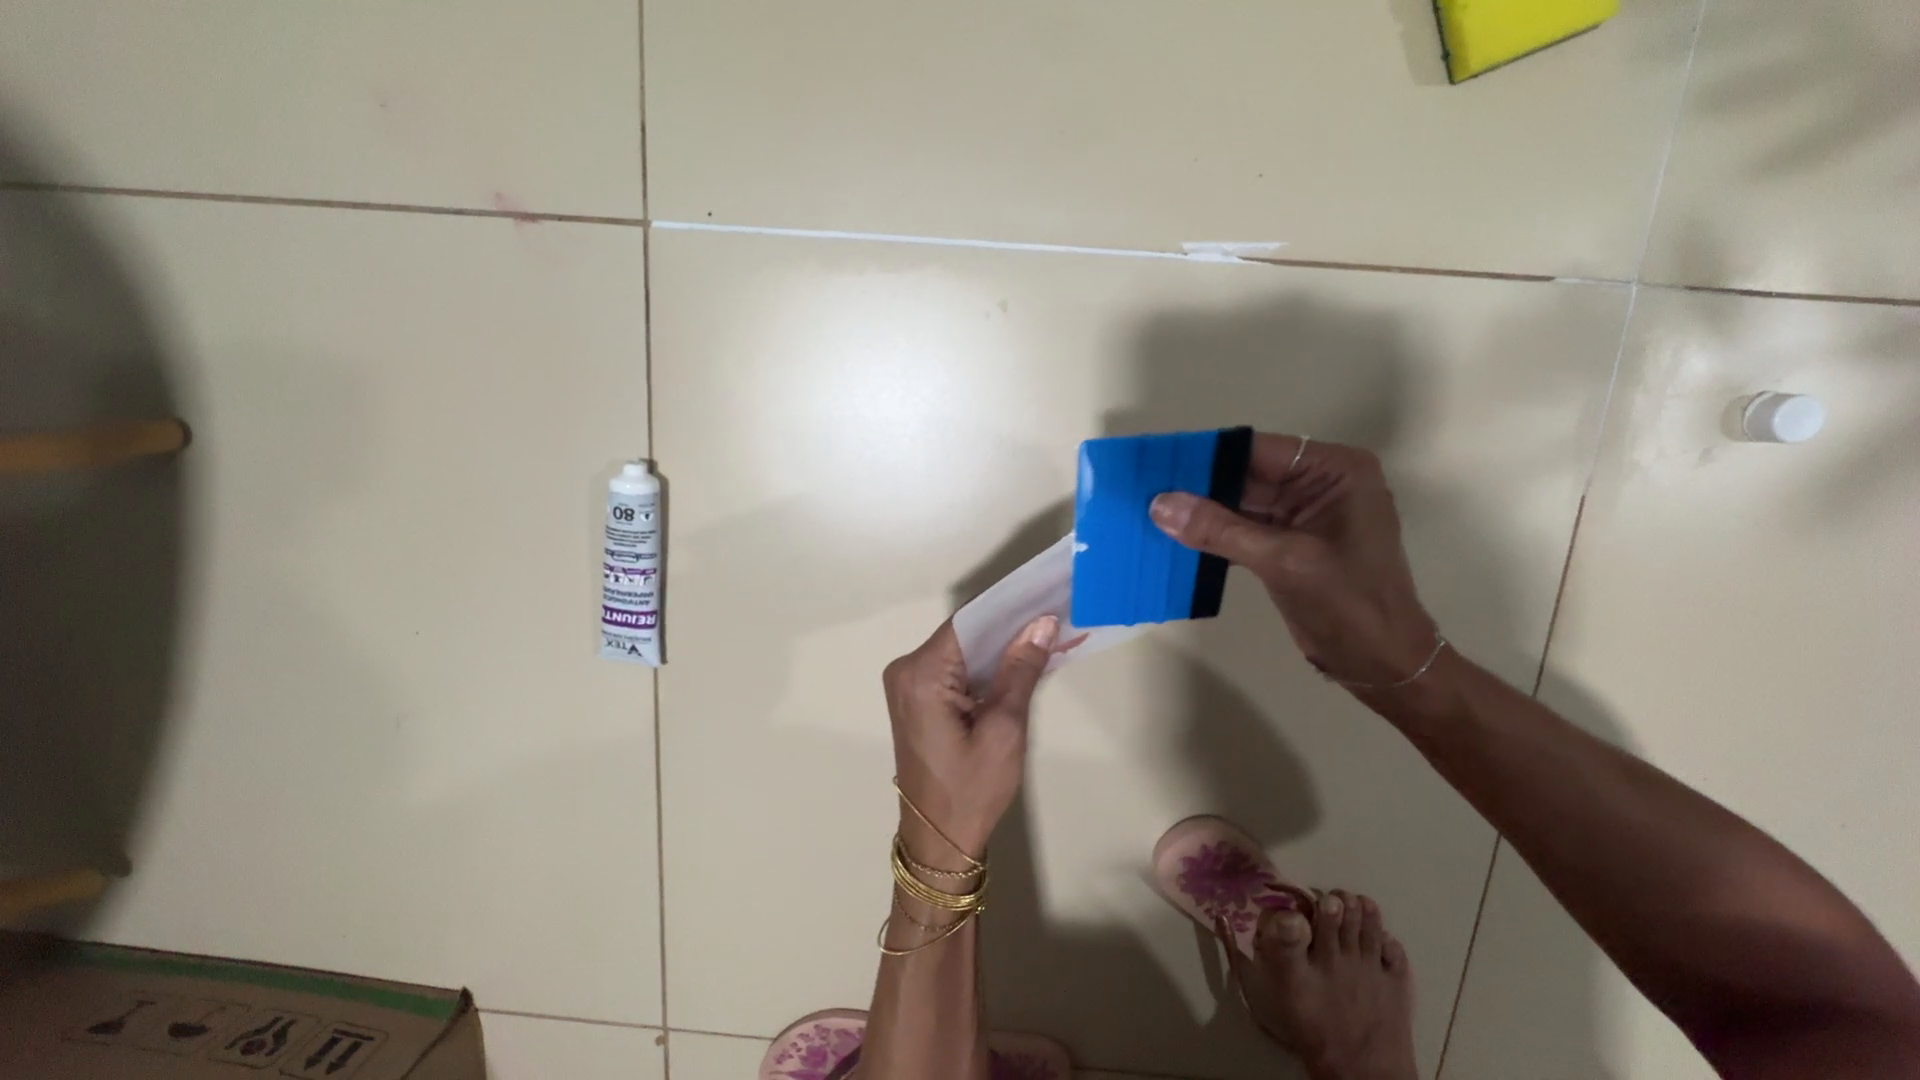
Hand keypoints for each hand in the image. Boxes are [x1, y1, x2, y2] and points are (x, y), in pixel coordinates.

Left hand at [882, 616, 1058, 863]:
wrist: (939, 839)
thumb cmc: (972, 789)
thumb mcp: (1005, 728)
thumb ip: (1020, 670)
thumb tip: (1042, 623)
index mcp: (922, 674)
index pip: (970, 622)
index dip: (1010, 607)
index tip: (1047, 593)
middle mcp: (907, 670)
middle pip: (965, 634)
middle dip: (1010, 626)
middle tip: (1057, 613)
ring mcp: (908, 684)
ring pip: (962, 650)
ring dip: (1001, 646)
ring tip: (1048, 633)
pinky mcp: (917, 699)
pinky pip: (956, 669)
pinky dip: (986, 666)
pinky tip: (1021, 660)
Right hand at [1150, 434, 1437, 686]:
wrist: (1382, 664)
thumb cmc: (1349, 604)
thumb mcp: (1283, 561)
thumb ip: (1220, 530)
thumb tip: (1160, 505)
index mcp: (1336, 472)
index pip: (1260, 450)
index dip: (1208, 455)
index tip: (1158, 461)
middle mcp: (1320, 484)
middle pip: (1246, 473)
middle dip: (1198, 483)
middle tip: (1143, 487)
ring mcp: (1303, 516)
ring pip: (1239, 502)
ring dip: (1200, 510)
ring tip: (1148, 509)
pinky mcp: (1288, 545)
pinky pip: (1241, 529)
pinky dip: (1211, 534)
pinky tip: (1173, 536)